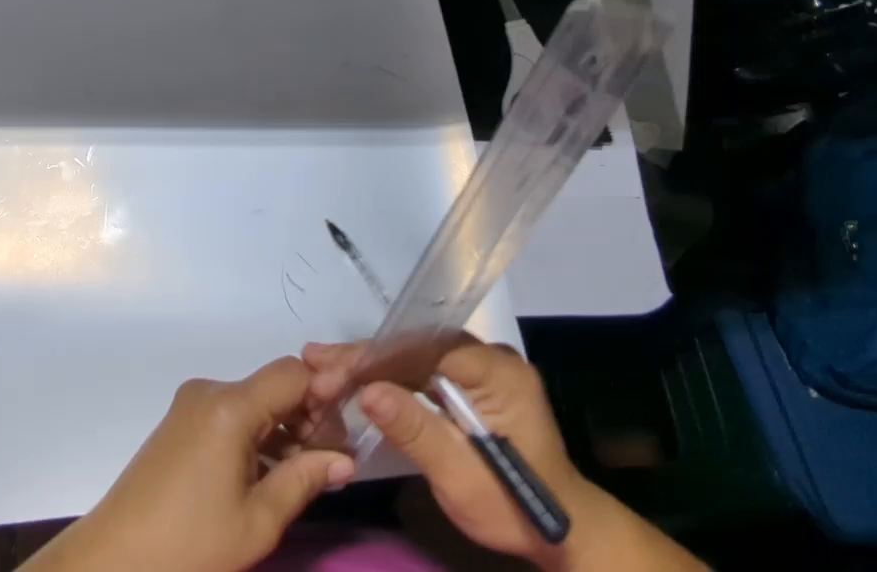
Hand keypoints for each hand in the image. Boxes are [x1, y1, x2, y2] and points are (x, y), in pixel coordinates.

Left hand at [25, 356, 354, 571]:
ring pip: (254, 402)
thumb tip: (346, 461)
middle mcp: (209, 392)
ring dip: (282, 429)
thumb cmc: (190, 543)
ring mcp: (190, 406)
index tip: (348, 426)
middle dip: (308, 416)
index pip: (293, 372)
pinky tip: (269, 473)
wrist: (114, 559)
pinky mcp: (180, 423)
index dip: (326, 391)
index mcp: (229, 407)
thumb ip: (305, 480)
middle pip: (274, 386)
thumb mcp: (257, 520)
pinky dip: (256, 435)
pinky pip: (231, 415)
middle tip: (332, 460)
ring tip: (305, 473)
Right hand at [302, 338, 705, 571]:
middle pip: (416, 345)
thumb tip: (367, 389)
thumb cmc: (513, 506)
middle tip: (314, 363)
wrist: (561, 530)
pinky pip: (424, 368)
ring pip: (416, 353)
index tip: (331, 374)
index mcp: (496, 371)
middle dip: (364, 355)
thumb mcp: (461, 476)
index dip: (374, 357)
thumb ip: (416, 429)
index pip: (424, 349)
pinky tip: (356, 377)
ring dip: (371, 361)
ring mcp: (482, 367)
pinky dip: (389, 374)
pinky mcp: (472, 382)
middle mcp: (490, 357)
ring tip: (322, 365)